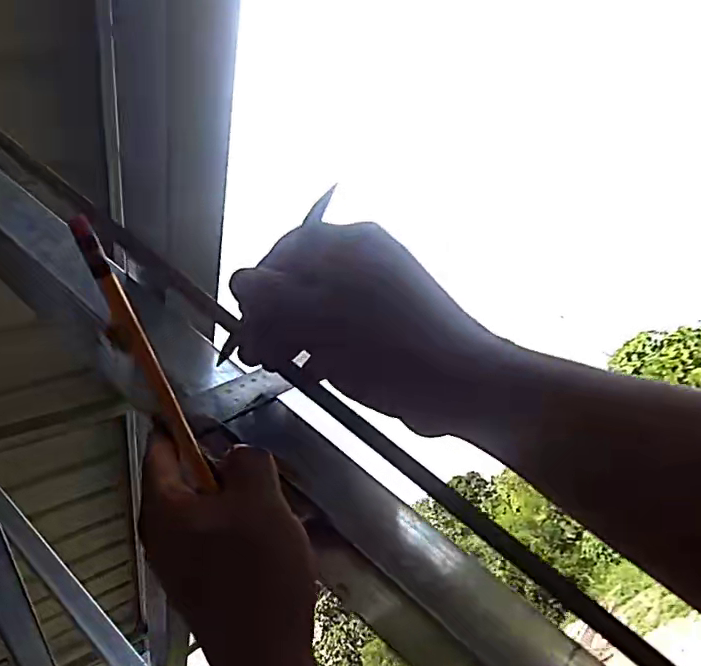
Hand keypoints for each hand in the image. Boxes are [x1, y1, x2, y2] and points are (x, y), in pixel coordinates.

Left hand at [139, 435, 317, 661]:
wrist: (265, 659)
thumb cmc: (259, 577)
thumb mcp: (262, 503)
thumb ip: (248, 462)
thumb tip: (238, 457)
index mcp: (163, 509)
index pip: (160, 447)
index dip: (186, 424)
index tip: (219, 416)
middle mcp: (162, 536)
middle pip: (190, 482)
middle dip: (231, 475)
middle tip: (269, 481)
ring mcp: (180, 565)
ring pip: (212, 514)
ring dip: (247, 508)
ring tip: (283, 519)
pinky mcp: (203, 587)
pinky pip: (221, 544)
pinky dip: (247, 536)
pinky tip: (280, 551)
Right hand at [230, 222, 505, 436]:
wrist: (461, 385)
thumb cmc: (391, 348)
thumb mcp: (324, 320)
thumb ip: (276, 299)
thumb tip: (239, 281)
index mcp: (348, 245)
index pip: (284, 254)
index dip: (256, 289)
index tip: (242, 326)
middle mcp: (361, 264)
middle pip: (299, 284)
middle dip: (270, 319)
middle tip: (253, 355)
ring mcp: (374, 299)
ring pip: (317, 313)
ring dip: (290, 339)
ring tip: (276, 368)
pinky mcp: (383, 333)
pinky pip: (339, 335)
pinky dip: (318, 353)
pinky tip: (308, 375)